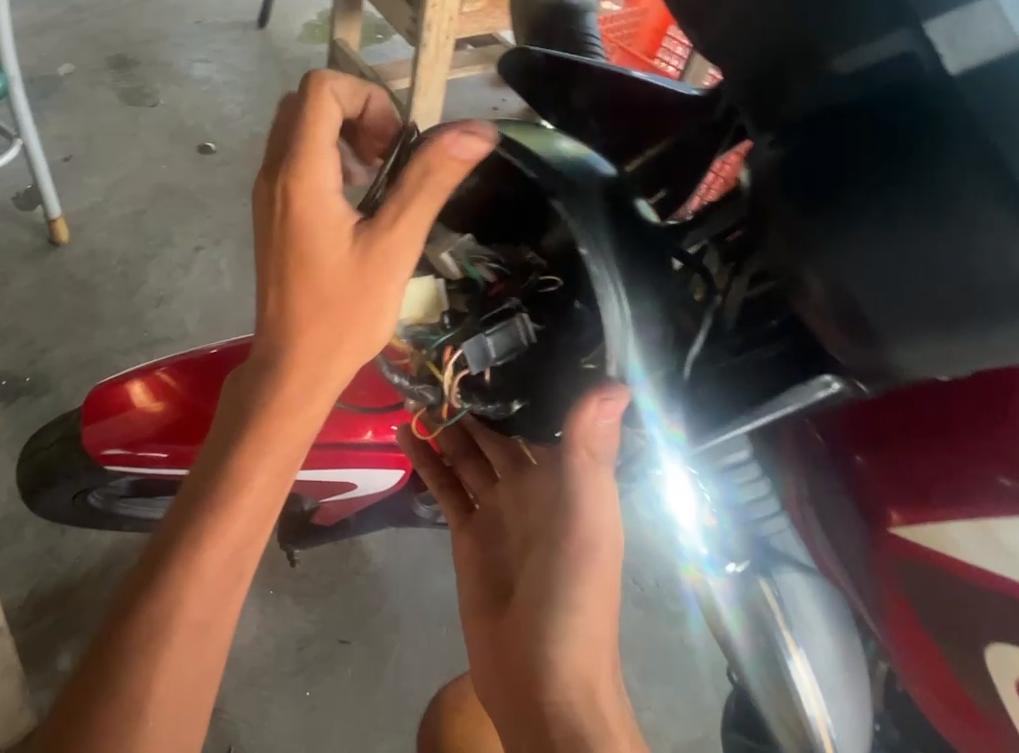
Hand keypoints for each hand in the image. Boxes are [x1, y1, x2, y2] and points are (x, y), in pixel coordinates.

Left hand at [248, 70, 496, 396]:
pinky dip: (327, 157)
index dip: (366, 99)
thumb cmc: (345, 313)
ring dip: (342, 134)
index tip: (395, 146)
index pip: (321, 88)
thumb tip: (476, 130)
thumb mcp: (395, 246)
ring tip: (378, 178)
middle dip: (355, 112)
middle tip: (389, 158)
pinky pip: (294, 157)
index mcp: (300, 174)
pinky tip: (357, 201)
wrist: (294, 364)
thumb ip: (429, 181)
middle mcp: (274, 172)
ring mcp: (266, 192)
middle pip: (307, 100)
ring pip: (297, 127)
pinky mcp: (270, 210)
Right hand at [398, 388, 648, 752]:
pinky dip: (427, 459)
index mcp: (570, 481)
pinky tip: (405, 432)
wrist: (541, 677)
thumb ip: (589, 450)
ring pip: (468, 455)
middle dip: (475, 401)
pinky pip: (445, 486)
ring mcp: (498, 511)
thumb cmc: (573, 593)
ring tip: (416, 388)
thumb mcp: (586, 517)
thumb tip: (613, 382)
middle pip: (499, 433)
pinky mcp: (467, 534)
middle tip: (439, 359)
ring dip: (446, 426)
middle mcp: (534, 489)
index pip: (546, 419)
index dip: (524, 383)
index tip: (495, 341)